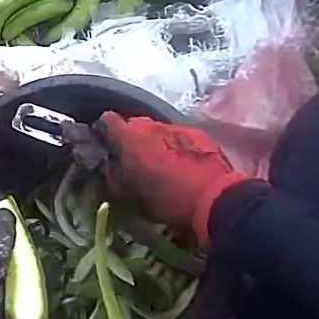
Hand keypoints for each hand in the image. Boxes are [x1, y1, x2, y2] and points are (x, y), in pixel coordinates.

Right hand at [95, 112, 252, 244]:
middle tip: (133, 160)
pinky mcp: (196, 133)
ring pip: (155, 130)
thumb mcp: (129, 194)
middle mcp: (149, 125)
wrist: (215, 198)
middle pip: (133, 125)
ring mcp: (175, 126)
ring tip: (159, 163)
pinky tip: (181, 163)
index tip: (104, 144)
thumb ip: (112, 175)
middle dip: (130, 139)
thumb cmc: (166, 198)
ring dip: (153, 142)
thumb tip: (105, 166)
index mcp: (128, 137)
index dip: (103, 130)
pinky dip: (174, 146)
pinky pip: (176, 136)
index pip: (107, 120)